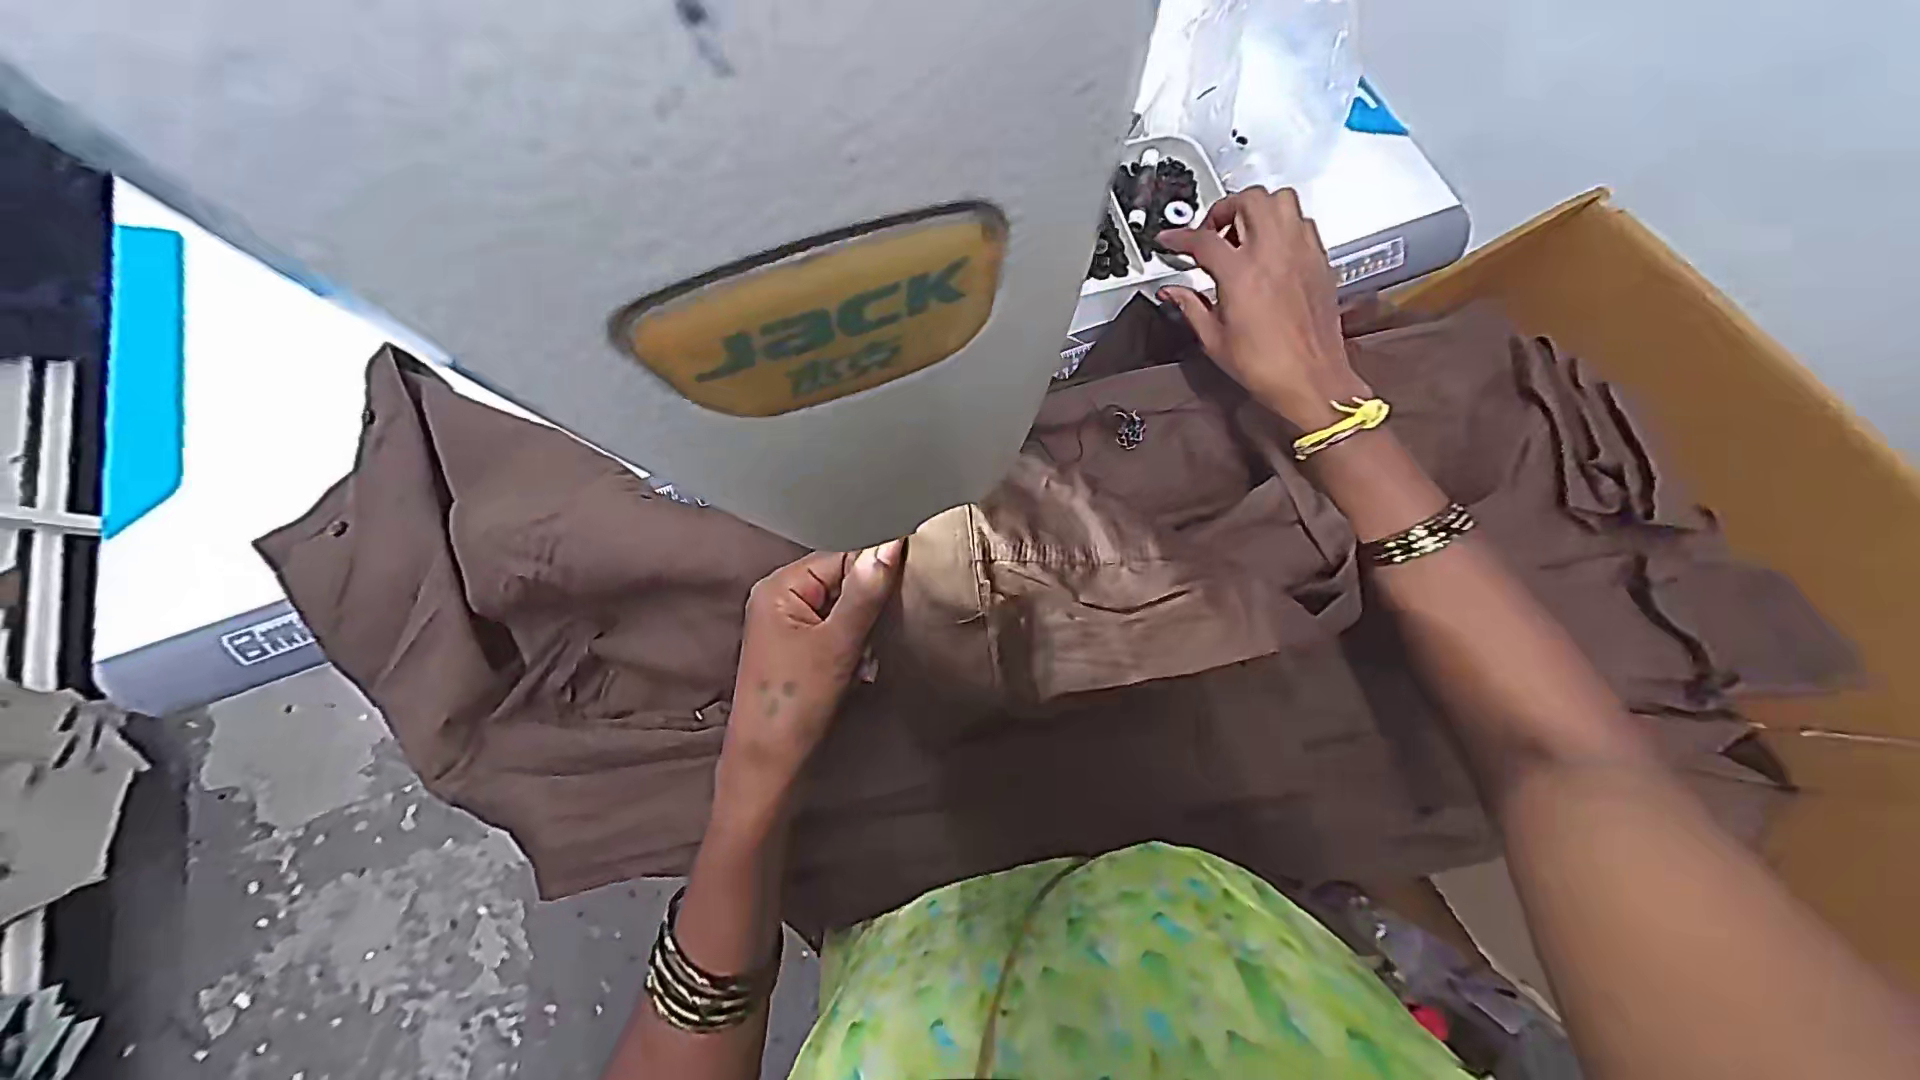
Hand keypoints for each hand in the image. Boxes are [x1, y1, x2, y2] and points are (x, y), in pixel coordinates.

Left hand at [719, 541, 904, 795]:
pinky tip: (862, 666)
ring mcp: (789, 624)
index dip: (874, 571)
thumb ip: (865, 593)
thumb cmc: (794, 703)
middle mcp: (780, 597)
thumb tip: (891, 544)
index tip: (902, 591)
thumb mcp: (836, 644)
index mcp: (779, 586)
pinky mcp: (800, 647)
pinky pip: (838, 628)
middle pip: (844, 579)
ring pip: (845, 606)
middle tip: (881, 630)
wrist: (768, 764)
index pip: (842, 556)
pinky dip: (856, 643)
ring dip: (865, 627)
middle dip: (869, 604)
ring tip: (867, 654)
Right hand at [1155, 186, 1371, 428]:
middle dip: (1223, 209)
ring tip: (1242, 233)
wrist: (1309, 378)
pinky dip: (1282, 224)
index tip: (1171, 240)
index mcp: (1241, 273)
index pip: (1203, 239)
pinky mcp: (1319, 260)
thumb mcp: (1214, 339)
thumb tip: (1173, 292)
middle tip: (1211, 232)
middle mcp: (1274, 253)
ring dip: (1256, 208)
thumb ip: (1191, 306)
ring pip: (1281, 200)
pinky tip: (1269, 249)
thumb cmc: (1266, 365)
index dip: (1180, 237)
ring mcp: (1300, 252)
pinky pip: (1301, 222)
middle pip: (1248, 200)